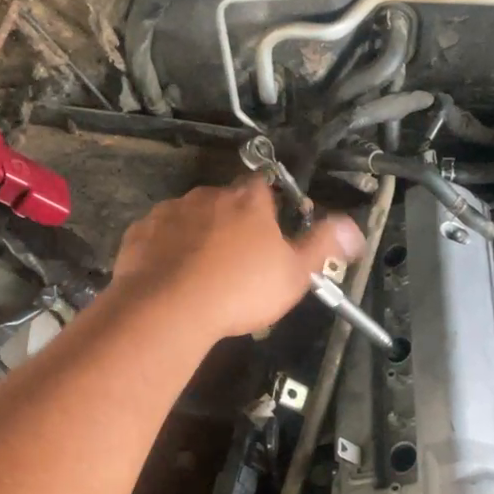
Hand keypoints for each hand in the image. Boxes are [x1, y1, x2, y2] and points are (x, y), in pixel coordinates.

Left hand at [111, 178, 364, 339]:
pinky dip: (169, 250)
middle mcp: (209, 196)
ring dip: (201, 236)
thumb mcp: (295, 274)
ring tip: (207, 274)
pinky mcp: (141, 232)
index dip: (272, 204)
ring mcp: (171, 211)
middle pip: (227, 202)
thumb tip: (353, 227)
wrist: (170, 308)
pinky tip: (176, 278)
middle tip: (243, 260)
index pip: (265, 185)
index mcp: (249, 201)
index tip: (276, 227)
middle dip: (235, 223)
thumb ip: (323, 246)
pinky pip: (161, 236)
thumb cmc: (240, 290)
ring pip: (192, 218)